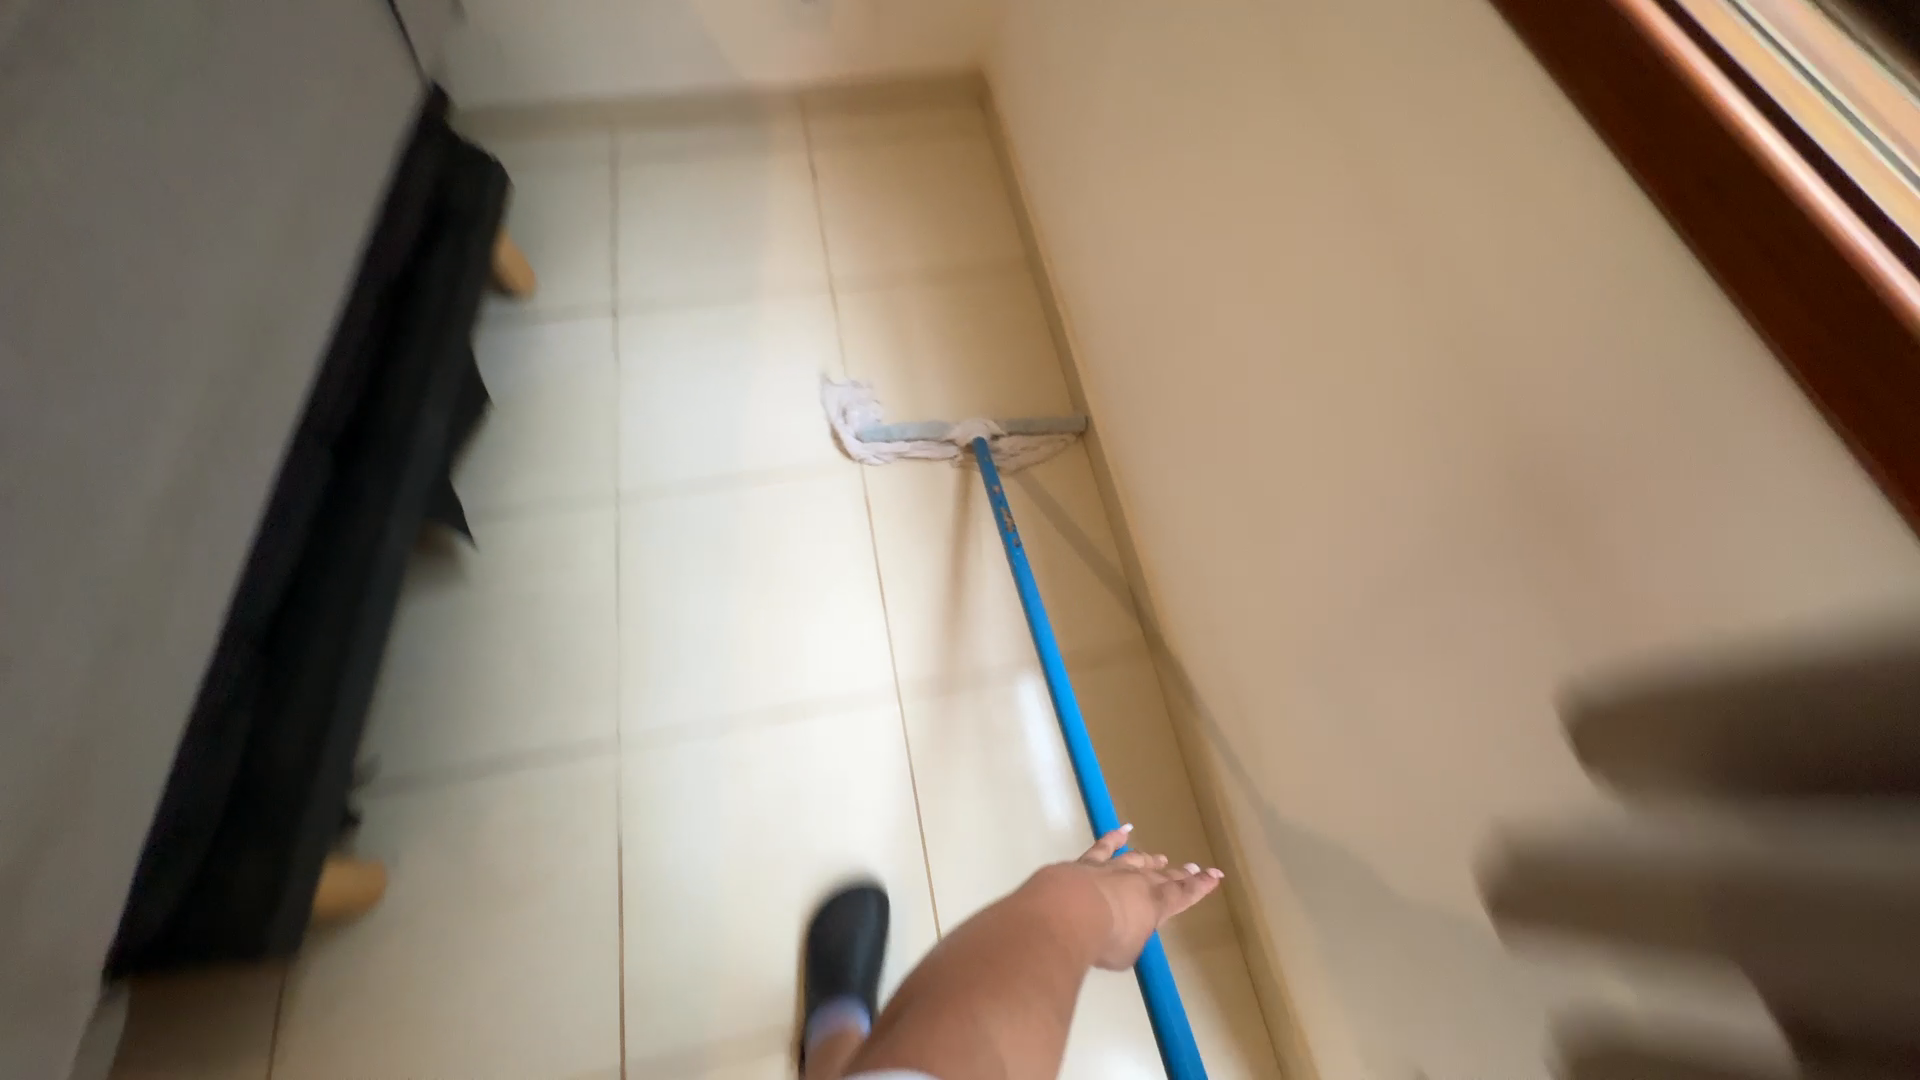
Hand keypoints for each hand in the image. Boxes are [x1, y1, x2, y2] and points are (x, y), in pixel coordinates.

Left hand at [1033, 825, 1224, 970]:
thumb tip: (1127, 931)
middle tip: (1192, 869)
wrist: (1071, 910)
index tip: (1215, 875)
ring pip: (1137, 860)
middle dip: (1178, 874)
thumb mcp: (1127, 952)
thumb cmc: (1105, 941)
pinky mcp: (1089, 862)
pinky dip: (1115, 836)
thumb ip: (1132, 938)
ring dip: (1149, 859)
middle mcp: (1138, 881)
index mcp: (1155, 905)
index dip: (1200, 886)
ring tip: (1159, 857)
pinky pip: (1105, 846)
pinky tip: (1123, 829)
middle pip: (1162, 877)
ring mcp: (1113, 868)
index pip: (1183, 894)